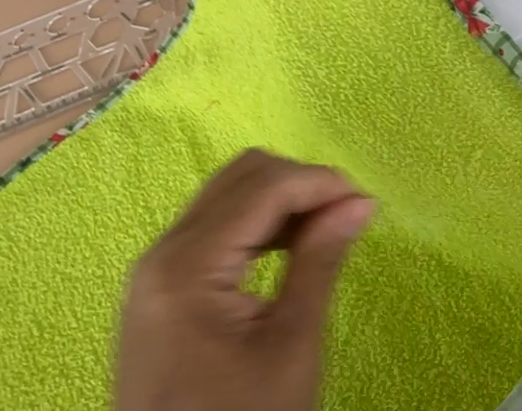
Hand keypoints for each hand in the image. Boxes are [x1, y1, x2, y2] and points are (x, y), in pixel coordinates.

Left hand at [117, 149, 375, 410]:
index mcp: (186, 268)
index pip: (264, 187)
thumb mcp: (292, 345)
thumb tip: (359, 201)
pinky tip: (290, 246)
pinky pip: (216, 223)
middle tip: (346, 214)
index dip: (321, 182)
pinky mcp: (161, 286)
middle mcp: (161, 254)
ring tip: (325, 230)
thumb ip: (321, 260)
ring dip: (282, 197)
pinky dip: (259, 219)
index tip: (365, 202)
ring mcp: (156, 269)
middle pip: (242, 175)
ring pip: (229, 192)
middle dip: (301, 182)